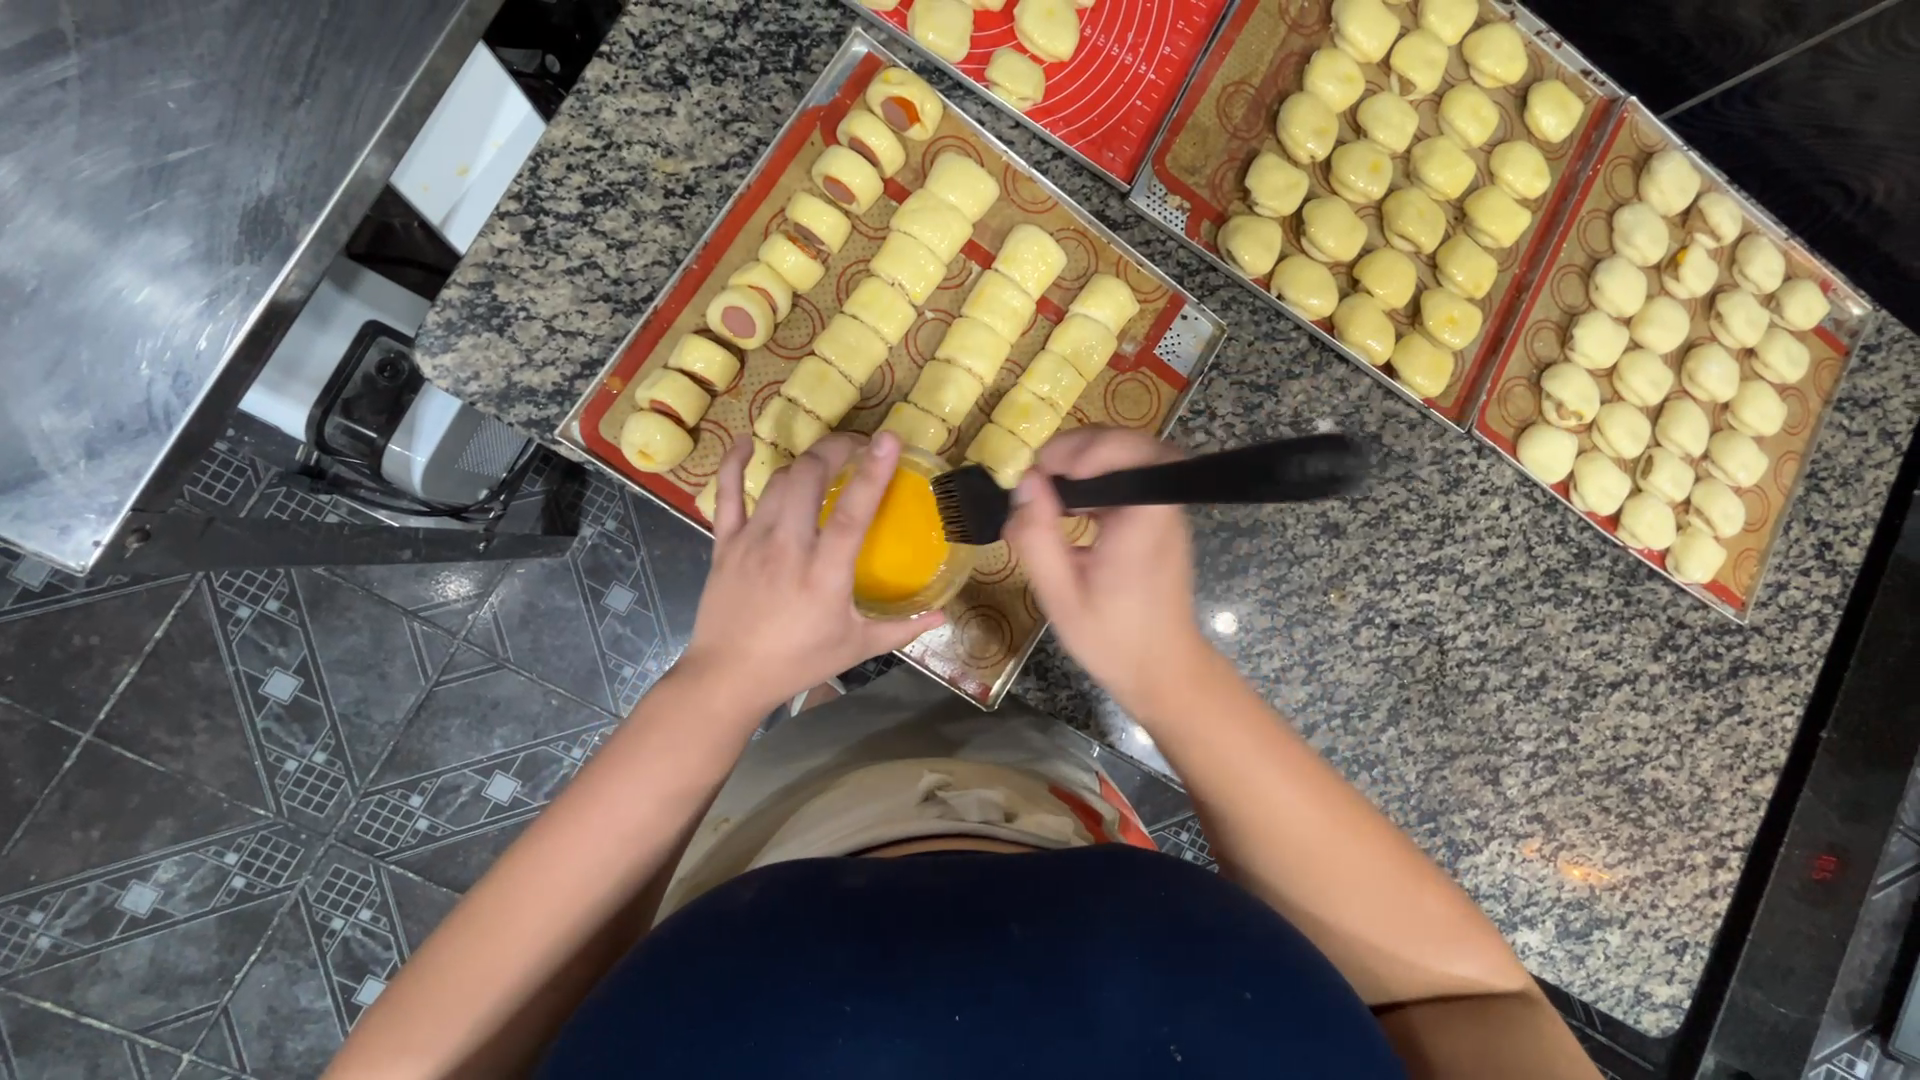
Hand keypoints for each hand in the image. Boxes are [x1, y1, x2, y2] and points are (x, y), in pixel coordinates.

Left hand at [678, 431, 943, 714]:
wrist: (729, 677)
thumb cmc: (798, 662)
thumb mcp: (857, 648)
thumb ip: (902, 629)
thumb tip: (942, 615)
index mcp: (824, 574)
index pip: (851, 513)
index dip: (872, 473)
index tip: (888, 439)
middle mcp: (786, 548)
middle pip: (808, 478)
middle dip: (834, 450)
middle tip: (857, 449)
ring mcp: (751, 541)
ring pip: (777, 481)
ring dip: (805, 463)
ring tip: (825, 461)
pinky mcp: (725, 544)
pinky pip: (726, 494)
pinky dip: (734, 464)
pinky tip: (746, 444)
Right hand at [1003, 427, 1211, 708]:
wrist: (1163, 670)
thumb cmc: (1113, 641)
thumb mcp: (1060, 596)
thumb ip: (1038, 538)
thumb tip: (1024, 484)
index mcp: (1144, 521)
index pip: (1132, 452)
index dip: (1088, 449)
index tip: (1046, 474)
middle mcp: (1162, 506)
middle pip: (1130, 444)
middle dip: (1079, 449)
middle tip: (1038, 477)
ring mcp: (1164, 512)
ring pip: (1129, 457)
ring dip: (1085, 462)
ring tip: (1047, 489)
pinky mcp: (1157, 520)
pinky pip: (1129, 480)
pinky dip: (1096, 480)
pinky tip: (1069, 506)